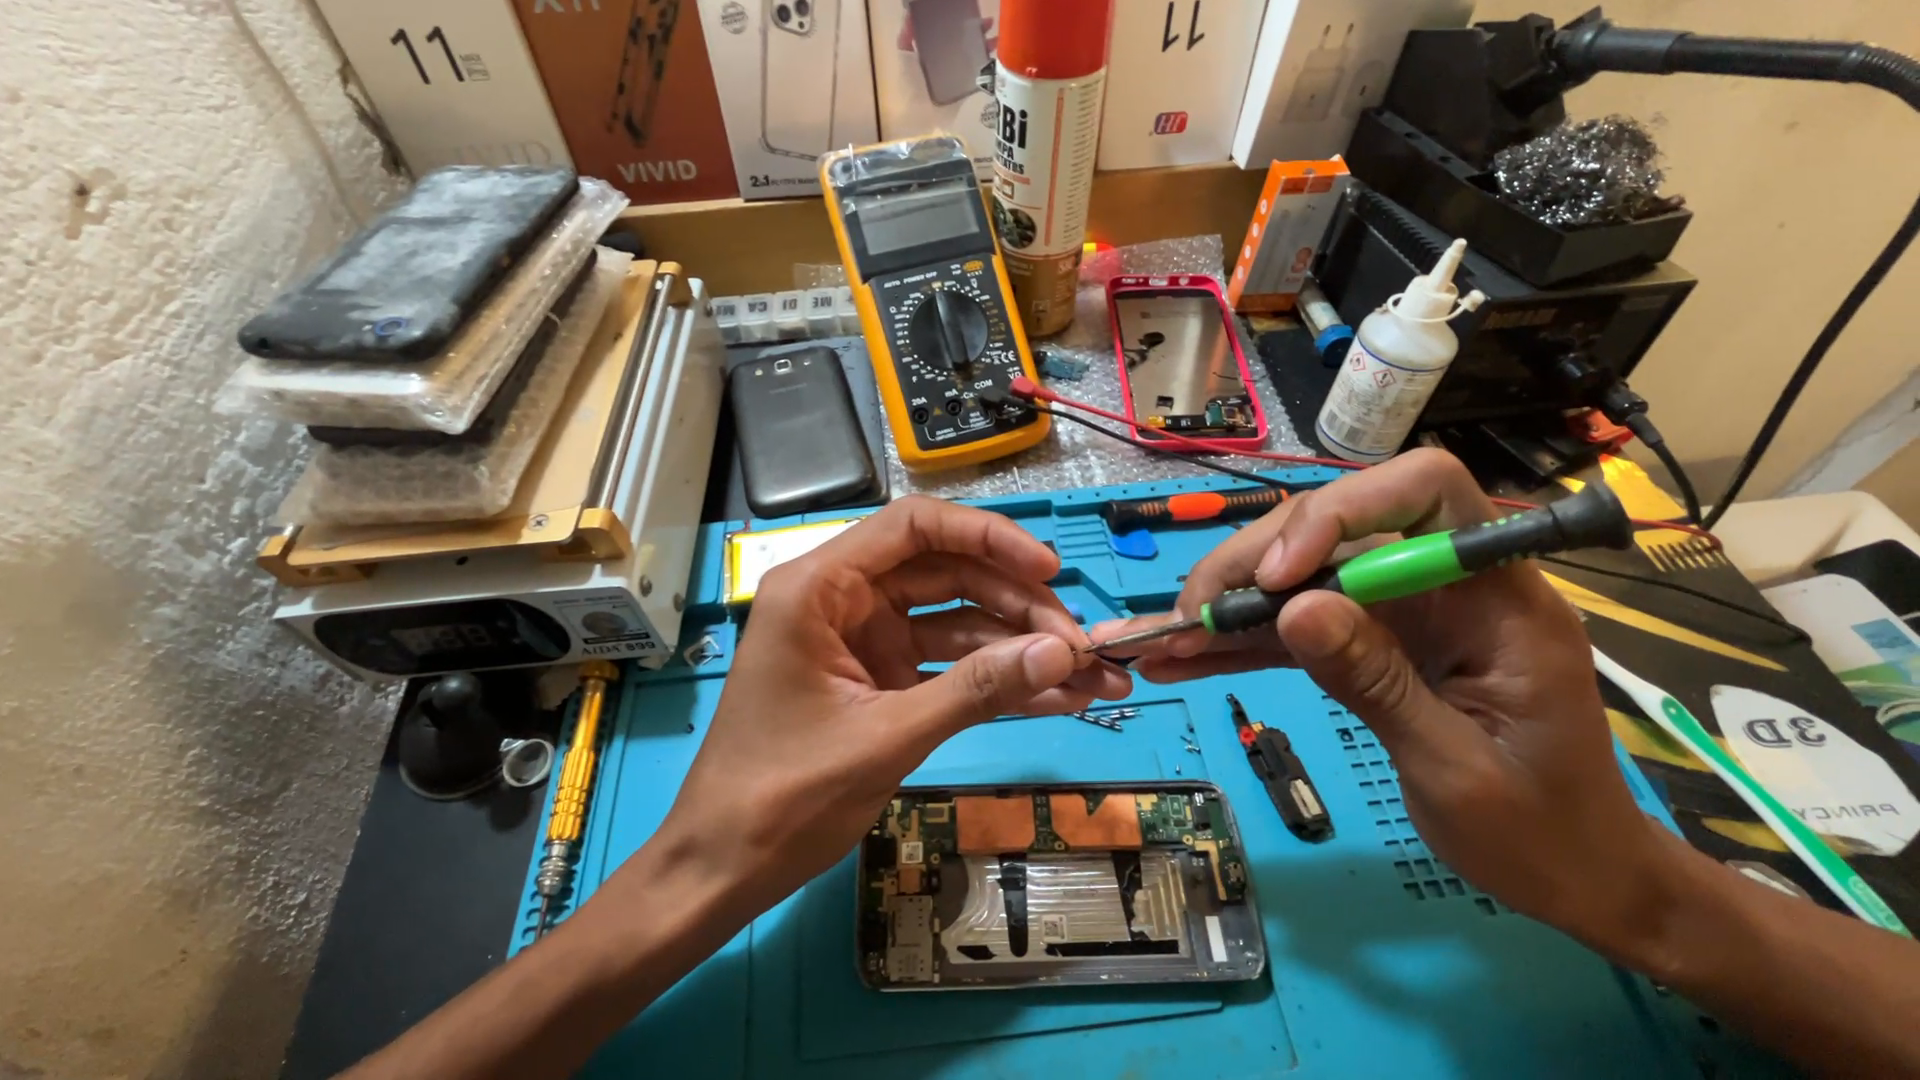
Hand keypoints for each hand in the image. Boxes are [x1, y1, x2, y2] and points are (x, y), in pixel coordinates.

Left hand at [640, 496, 1130, 917]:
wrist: (725, 868)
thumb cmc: (783, 796)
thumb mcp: (885, 737)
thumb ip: (974, 689)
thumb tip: (1062, 653)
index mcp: (820, 588)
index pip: (914, 528)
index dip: (987, 537)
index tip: (1047, 571)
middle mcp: (843, 600)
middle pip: (945, 574)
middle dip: (1016, 605)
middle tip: (1079, 646)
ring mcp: (864, 642)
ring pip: (954, 621)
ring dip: (1016, 647)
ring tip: (1086, 677)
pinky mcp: (879, 682)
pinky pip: (946, 667)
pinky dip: (992, 682)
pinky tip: (1052, 699)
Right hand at [1091, 451, 1669, 944]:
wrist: (1571, 875)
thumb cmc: (1538, 831)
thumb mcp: (1454, 766)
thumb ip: (1376, 682)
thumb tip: (1295, 609)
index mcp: (1495, 595)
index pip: (1425, 492)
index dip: (1340, 512)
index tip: (1276, 576)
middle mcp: (1444, 584)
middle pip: (1335, 530)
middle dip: (1252, 565)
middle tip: (1189, 619)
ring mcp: (1403, 613)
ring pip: (1302, 577)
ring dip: (1230, 606)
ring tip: (1164, 641)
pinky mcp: (1373, 645)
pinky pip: (1298, 628)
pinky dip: (1243, 645)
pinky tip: (1185, 661)